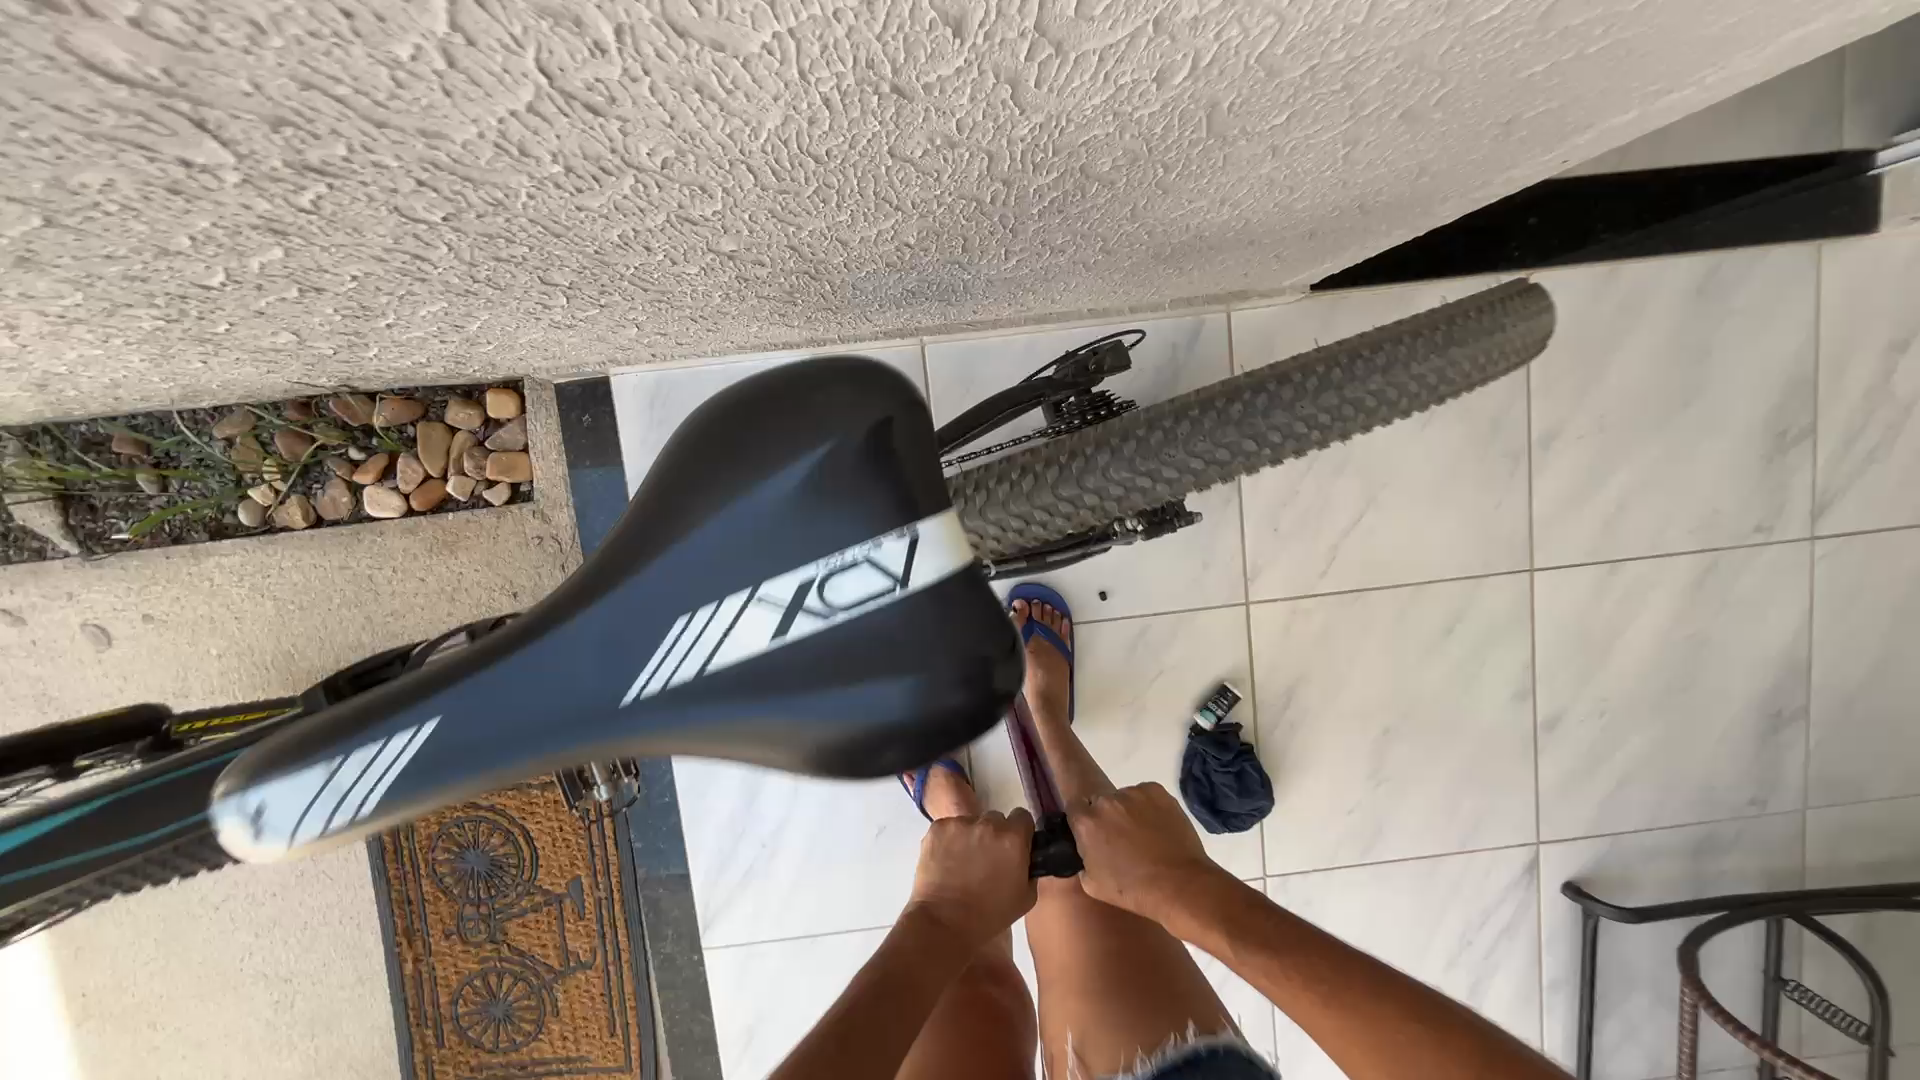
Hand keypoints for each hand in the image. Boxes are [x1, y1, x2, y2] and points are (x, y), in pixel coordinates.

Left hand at [906, 808, 1036, 948]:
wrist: (944, 922)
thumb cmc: (989, 915)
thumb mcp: (1026, 897)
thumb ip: (1031, 868)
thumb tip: (1025, 855)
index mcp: (1013, 839)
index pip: (1022, 817)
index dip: (1019, 831)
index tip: (1013, 846)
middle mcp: (988, 824)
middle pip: (995, 819)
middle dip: (994, 835)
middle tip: (987, 858)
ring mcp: (960, 823)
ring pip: (971, 822)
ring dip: (970, 836)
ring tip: (962, 863)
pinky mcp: (937, 828)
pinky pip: (949, 827)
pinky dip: (949, 839)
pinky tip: (946, 861)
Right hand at [1068, 782, 1230, 923]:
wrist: (1179, 885)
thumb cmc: (1133, 889)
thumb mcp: (1092, 884)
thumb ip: (1082, 858)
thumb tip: (1086, 848)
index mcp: (1086, 822)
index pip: (1074, 808)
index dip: (1083, 820)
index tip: (1094, 834)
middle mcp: (1106, 800)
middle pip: (1100, 803)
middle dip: (1107, 818)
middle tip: (1121, 840)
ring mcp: (1134, 793)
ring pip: (1124, 799)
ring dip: (1129, 812)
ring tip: (1145, 836)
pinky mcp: (1157, 791)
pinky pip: (1145, 796)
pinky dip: (1149, 808)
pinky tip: (1159, 828)